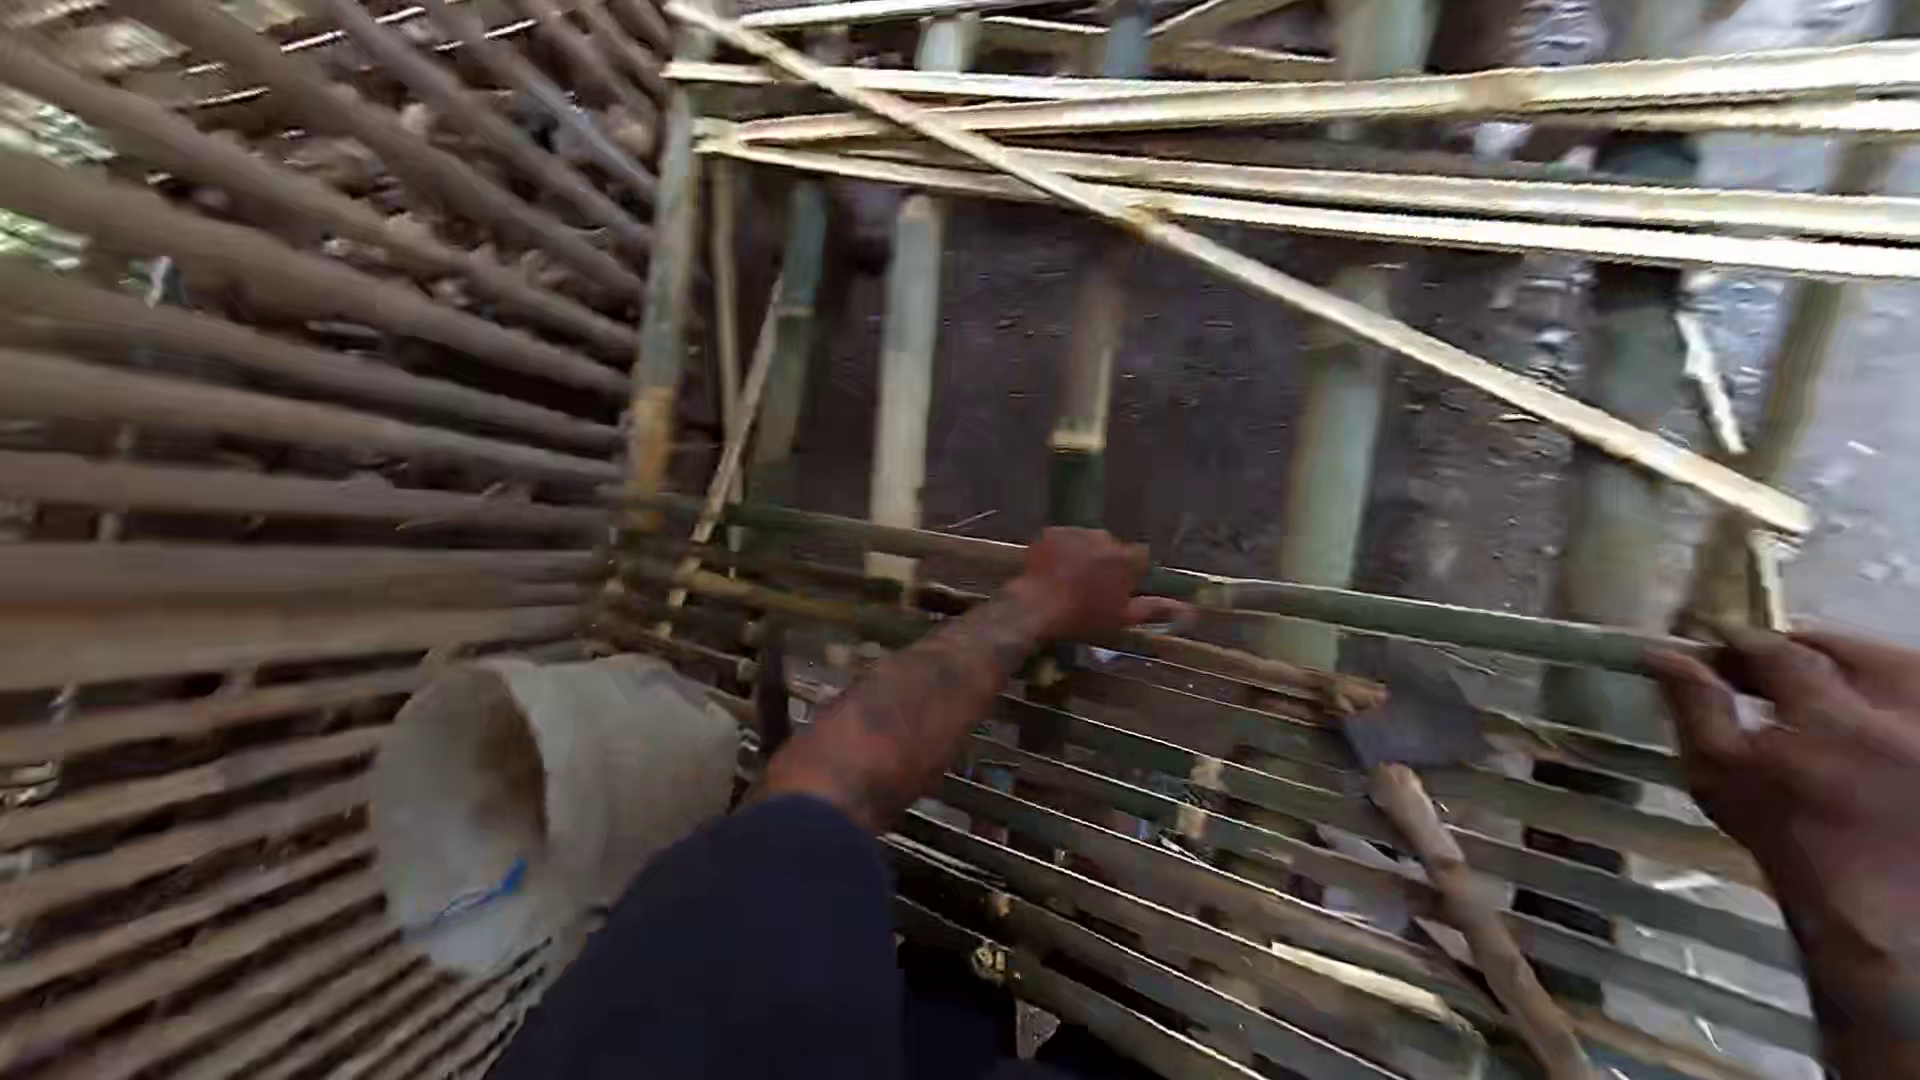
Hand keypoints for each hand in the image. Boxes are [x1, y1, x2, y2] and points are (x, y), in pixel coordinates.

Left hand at [1002, 528, 1183, 640]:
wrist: (1036, 608)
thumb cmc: (1083, 617)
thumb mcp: (1121, 618)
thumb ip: (1155, 609)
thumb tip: (1189, 610)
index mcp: (1125, 558)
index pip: (1139, 559)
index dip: (1129, 573)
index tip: (1117, 589)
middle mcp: (1103, 537)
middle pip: (1112, 547)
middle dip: (1105, 562)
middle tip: (1089, 586)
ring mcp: (1075, 532)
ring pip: (1087, 540)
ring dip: (1083, 553)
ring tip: (1069, 578)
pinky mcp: (1051, 532)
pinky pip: (1063, 538)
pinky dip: (1061, 549)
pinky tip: (1053, 569)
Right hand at [1647, 628, 1919, 1047]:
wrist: (1876, 905)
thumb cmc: (1781, 829)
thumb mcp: (1716, 766)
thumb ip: (1694, 704)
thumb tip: (1664, 653)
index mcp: (1837, 721)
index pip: (1782, 653)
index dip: (1744, 639)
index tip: (1713, 636)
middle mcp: (1908, 721)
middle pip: (1866, 653)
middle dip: (1813, 644)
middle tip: (1770, 652)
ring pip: (1912, 674)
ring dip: (1864, 664)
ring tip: (1822, 675)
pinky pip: (1919, 706)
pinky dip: (1894, 693)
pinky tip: (1868, 708)